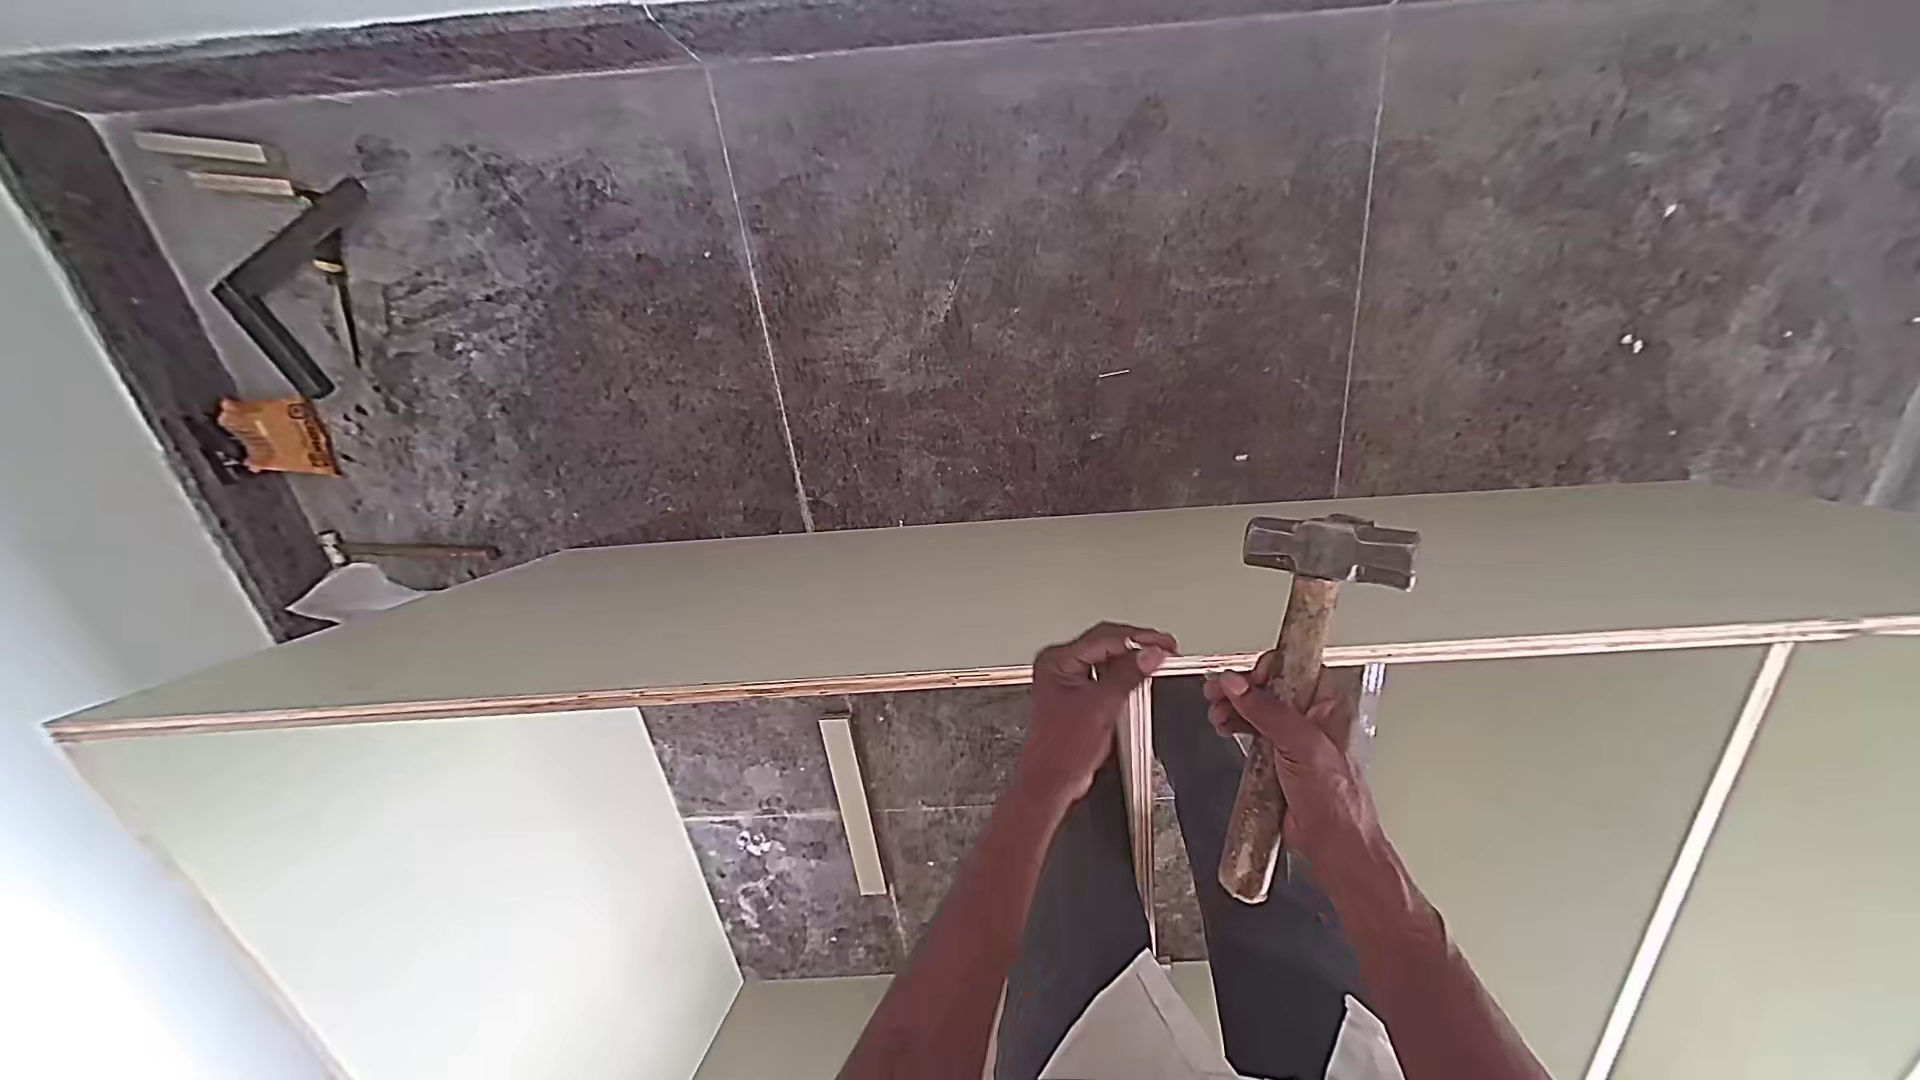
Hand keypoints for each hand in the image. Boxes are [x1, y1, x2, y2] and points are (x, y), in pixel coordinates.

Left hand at [1018, 622, 1176, 804]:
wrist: (1053, 780)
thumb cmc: (1062, 749)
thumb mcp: (1102, 706)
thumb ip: (1128, 675)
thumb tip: (1149, 654)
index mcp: (1056, 660)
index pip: (1103, 638)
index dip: (1137, 638)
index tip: (1162, 643)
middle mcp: (1059, 665)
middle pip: (1104, 644)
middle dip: (1136, 646)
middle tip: (1165, 648)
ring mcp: (1068, 679)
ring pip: (1106, 658)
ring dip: (1132, 659)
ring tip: (1157, 659)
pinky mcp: (1078, 693)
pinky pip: (1105, 675)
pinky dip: (1124, 674)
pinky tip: (1140, 675)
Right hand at [1202, 664, 1384, 876]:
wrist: (1332, 843)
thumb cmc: (1336, 799)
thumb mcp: (1300, 745)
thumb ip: (1266, 711)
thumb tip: (1236, 684)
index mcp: (1327, 705)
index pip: (1293, 668)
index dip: (1265, 668)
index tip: (1242, 678)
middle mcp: (1309, 716)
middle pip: (1267, 686)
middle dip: (1238, 688)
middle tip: (1217, 691)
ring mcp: (1291, 736)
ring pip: (1254, 707)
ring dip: (1231, 706)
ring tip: (1217, 713)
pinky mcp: (1274, 755)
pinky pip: (1249, 730)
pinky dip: (1232, 724)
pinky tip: (1224, 726)